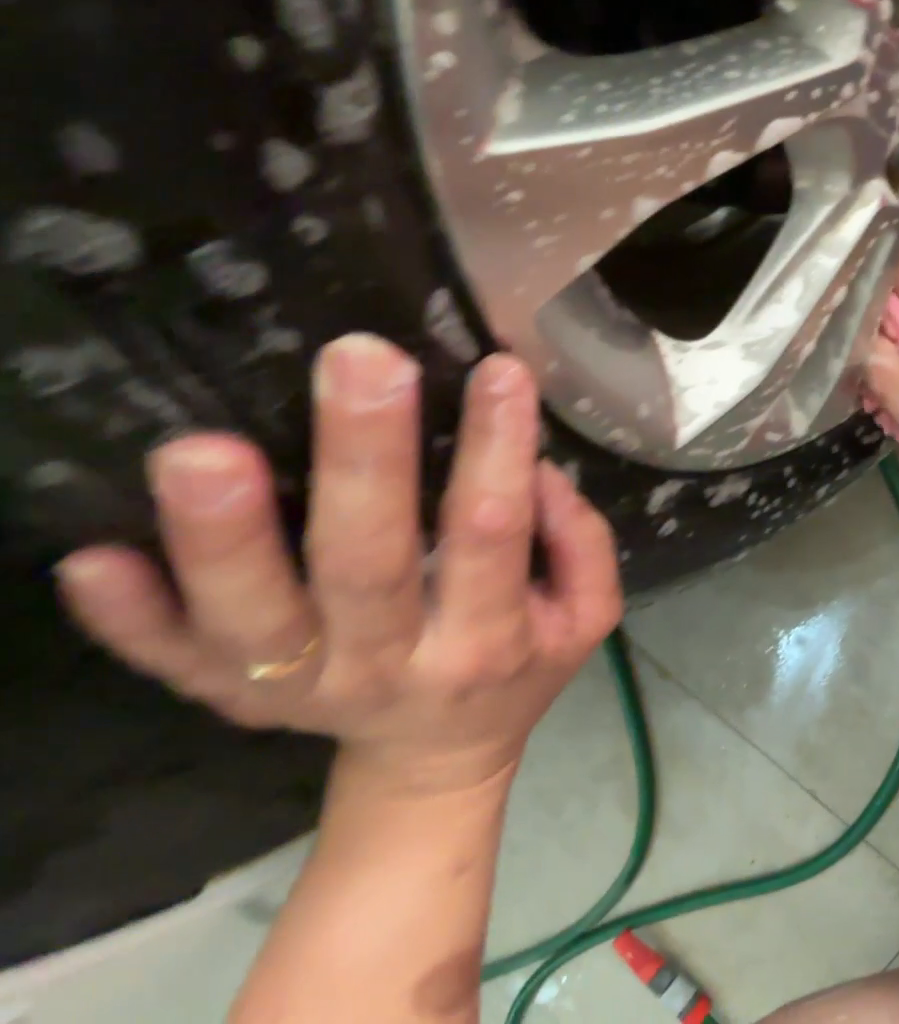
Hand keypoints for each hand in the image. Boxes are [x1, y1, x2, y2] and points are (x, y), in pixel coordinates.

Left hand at [54, 334, 624, 795]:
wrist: (438, 756)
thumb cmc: (520, 667)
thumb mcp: (586, 619)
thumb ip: (580, 544)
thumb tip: (533, 469)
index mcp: (486, 642)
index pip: (492, 535)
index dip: (496, 453)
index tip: (497, 371)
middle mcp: (394, 666)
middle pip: (368, 566)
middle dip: (364, 462)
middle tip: (362, 362)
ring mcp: (301, 685)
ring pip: (255, 617)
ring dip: (224, 537)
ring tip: (203, 450)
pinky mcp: (230, 694)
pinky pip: (170, 659)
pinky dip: (129, 618)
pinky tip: (93, 558)